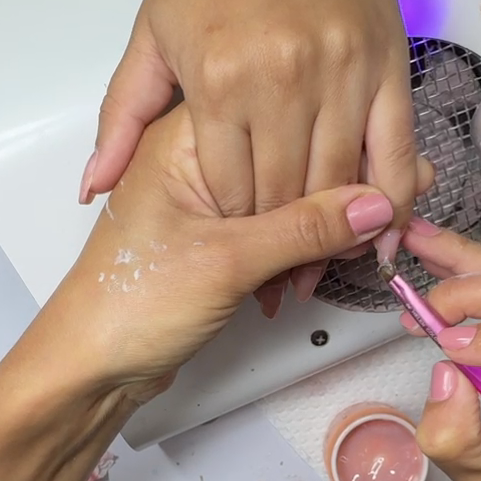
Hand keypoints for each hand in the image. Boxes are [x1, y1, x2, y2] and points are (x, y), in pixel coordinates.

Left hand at [32, 105, 396, 407]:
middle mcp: (203, 150)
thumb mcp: (226, 261)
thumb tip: (376, 206)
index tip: (388, 197)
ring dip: (333, 221)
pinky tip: (340, 253)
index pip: (286, 118)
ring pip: (295, 186)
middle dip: (348, 193)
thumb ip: (304, 227)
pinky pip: (281, 218)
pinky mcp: (222, 226)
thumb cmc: (129, 304)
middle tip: (389, 230)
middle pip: (299, 151)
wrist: (91, 362)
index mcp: (188, 134)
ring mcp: (214, 189)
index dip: (343, 158)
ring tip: (372, 247)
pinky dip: (311, 238)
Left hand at [82, 0, 418, 308]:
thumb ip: (122, 120)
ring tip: (328, 269)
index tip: (246, 269)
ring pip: (344, 183)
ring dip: (338, 237)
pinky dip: (395, 201)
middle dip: (287, 255)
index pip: (236, 194)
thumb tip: (92, 186)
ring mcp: (341, 72)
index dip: (241, 238)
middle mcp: (284, 80)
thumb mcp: (151, 38)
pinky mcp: (386, 66)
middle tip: (286, 288)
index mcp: (220, 81)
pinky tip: (386, 234)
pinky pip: (397, 153)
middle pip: (288, 198)